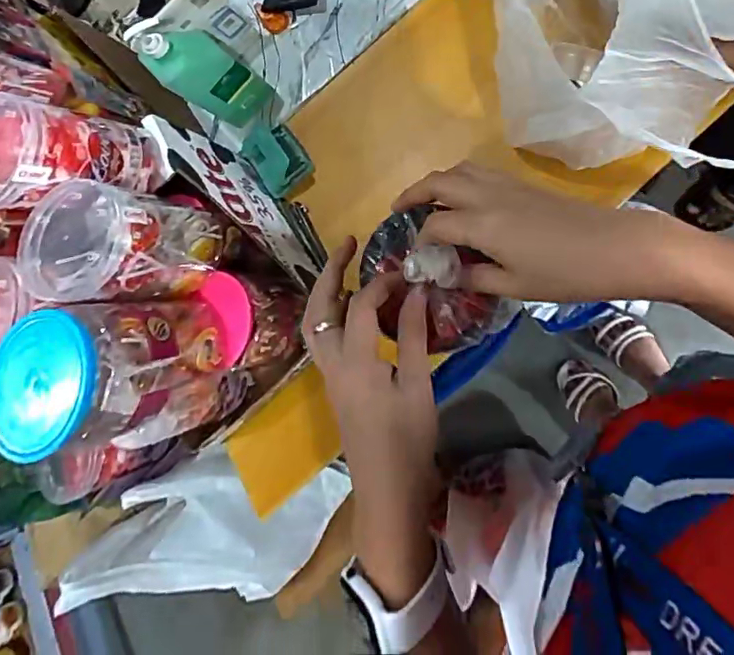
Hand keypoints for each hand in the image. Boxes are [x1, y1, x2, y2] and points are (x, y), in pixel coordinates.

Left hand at [304, 237, 438, 521]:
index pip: (359, 305)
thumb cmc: (409, 442)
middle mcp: (331, 361)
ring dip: (325, 291)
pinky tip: (350, 308)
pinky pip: (320, 336)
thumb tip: (417, 291)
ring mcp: (327, 373)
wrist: (386, 491)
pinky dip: (329, 312)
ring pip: (313, 321)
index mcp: (354, 361)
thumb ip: (414, 336)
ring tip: (346, 269)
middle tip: (348, 243)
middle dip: (331, 271)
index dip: (381, 283)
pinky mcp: (331, 382)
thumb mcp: (420, 387)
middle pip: (319, 306)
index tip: (405, 273)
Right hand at [393, 163, 710, 305]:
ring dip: (434, 181)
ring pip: (456, 170)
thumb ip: (475, 278)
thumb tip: (448, 274)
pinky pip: (476, 171)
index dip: (420, 242)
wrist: (619, 246)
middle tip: (397, 210)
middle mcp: (485, 196)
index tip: (417, 260)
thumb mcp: (517, 287)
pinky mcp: (520, 183)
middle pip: (436, 183)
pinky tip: (463, 197)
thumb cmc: (567, 274)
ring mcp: (503, 184)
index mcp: (480, 224)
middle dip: (411, 194)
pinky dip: (457, 178)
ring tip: (426, 199)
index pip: (434, 226)